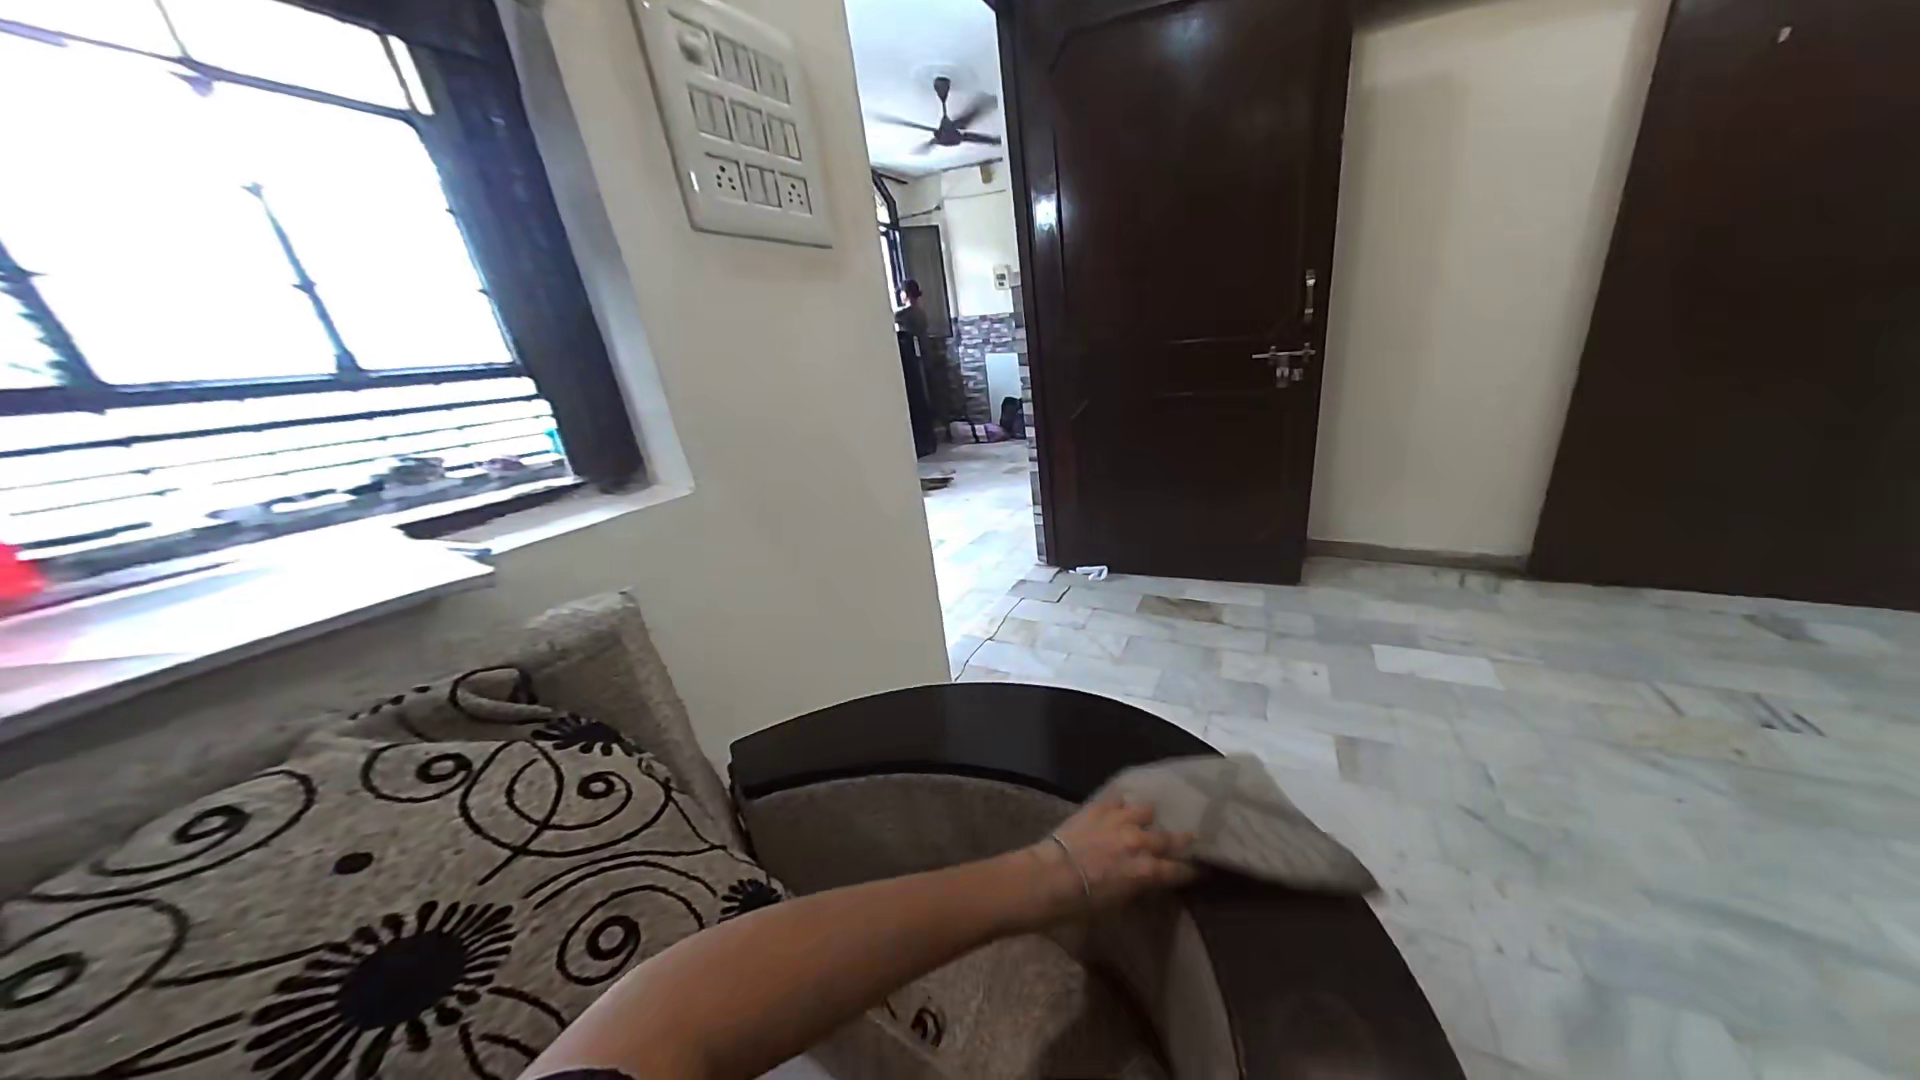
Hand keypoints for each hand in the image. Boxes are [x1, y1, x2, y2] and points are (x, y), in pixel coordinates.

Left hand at [1014, 798, 1197, 925]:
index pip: (1179, 871)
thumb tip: (1145, 878)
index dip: (1191, 870)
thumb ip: (1138, 885)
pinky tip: (1120, 802)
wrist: (1052, 876)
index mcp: (1147, 871)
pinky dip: (1121, 801)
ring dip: (1146, 816)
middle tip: (1192, 835)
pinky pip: (1117, 797)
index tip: (1200, 868)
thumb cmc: (1083, 902)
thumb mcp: (1120, 902)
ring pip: (1145, 809)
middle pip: (1170, 838)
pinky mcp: (1099, 807)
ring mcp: (1119, 820)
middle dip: (1183, 838)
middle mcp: (1139, 842)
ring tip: (1146, 816)